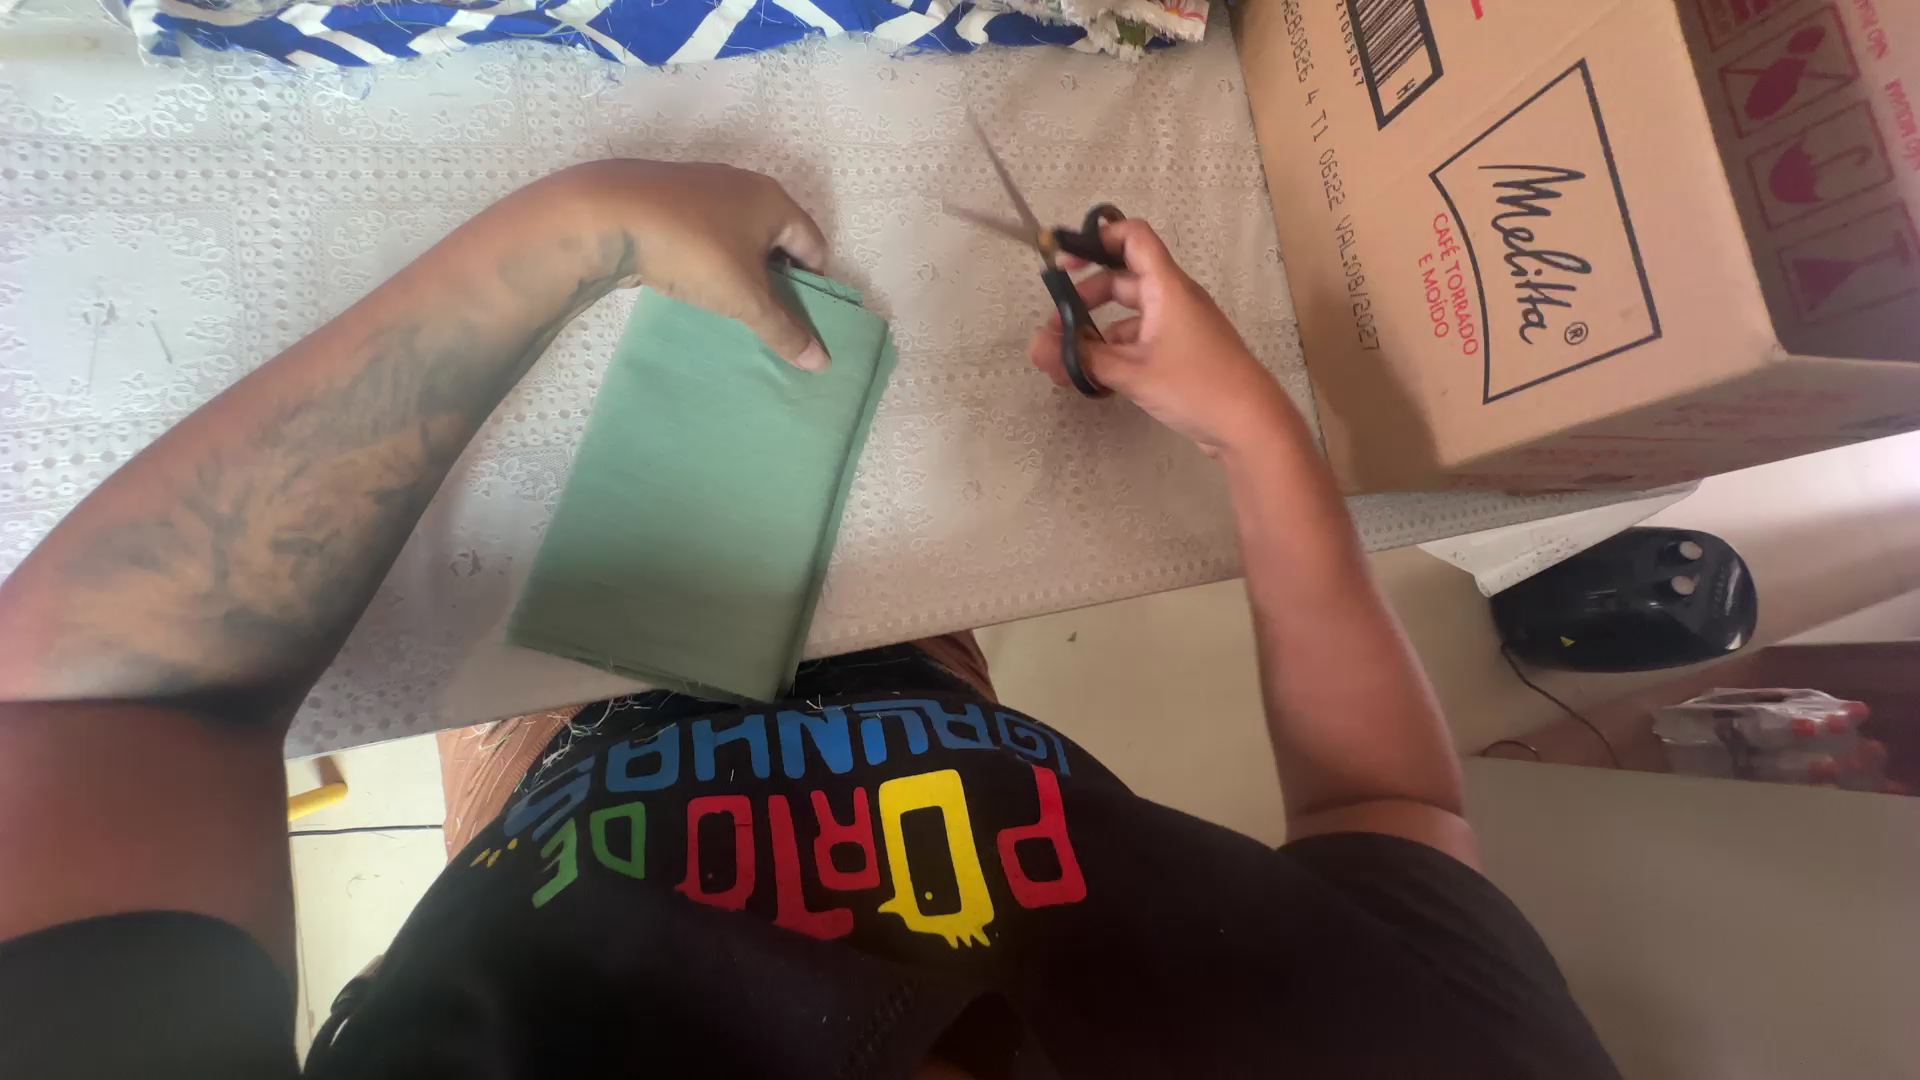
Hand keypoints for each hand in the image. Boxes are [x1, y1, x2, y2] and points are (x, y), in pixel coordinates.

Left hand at [553, 160, 832, 370]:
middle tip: (771, 316)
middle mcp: (745, 185)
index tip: (801, 317)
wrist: (604, 214)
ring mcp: (706, 187)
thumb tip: (821, 363)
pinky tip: (701, 283)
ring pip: (744, 236)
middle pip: (781, 240)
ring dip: (748, 270)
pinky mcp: (673, 197)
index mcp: (774, 200)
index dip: (815, 285)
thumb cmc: (693, 251)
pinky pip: (713, 232)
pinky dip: (717, 259)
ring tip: (736, 305)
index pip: (815, 246)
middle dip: (781, 280)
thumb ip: (784, 330)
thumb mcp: (745, 299)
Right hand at [1027, 219, 1295, 455]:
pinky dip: (1113, 354)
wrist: (1249, 423)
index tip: (1064, 263)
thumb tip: (1037, 349)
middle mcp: (1172, 299)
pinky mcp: (1178, 354)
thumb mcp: (1132, 373)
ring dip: (1094, 335)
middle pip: (1120, 282)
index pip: (1133, 238)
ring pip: (1126, 318)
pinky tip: (1093, 379)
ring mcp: (1176, 327)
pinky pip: (1138, 342)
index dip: (1097, 240)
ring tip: (1064, 364)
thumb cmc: (1195, 386)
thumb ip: (1082, 359)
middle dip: (1083, 301)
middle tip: (1053, 327)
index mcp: (1166, 288)